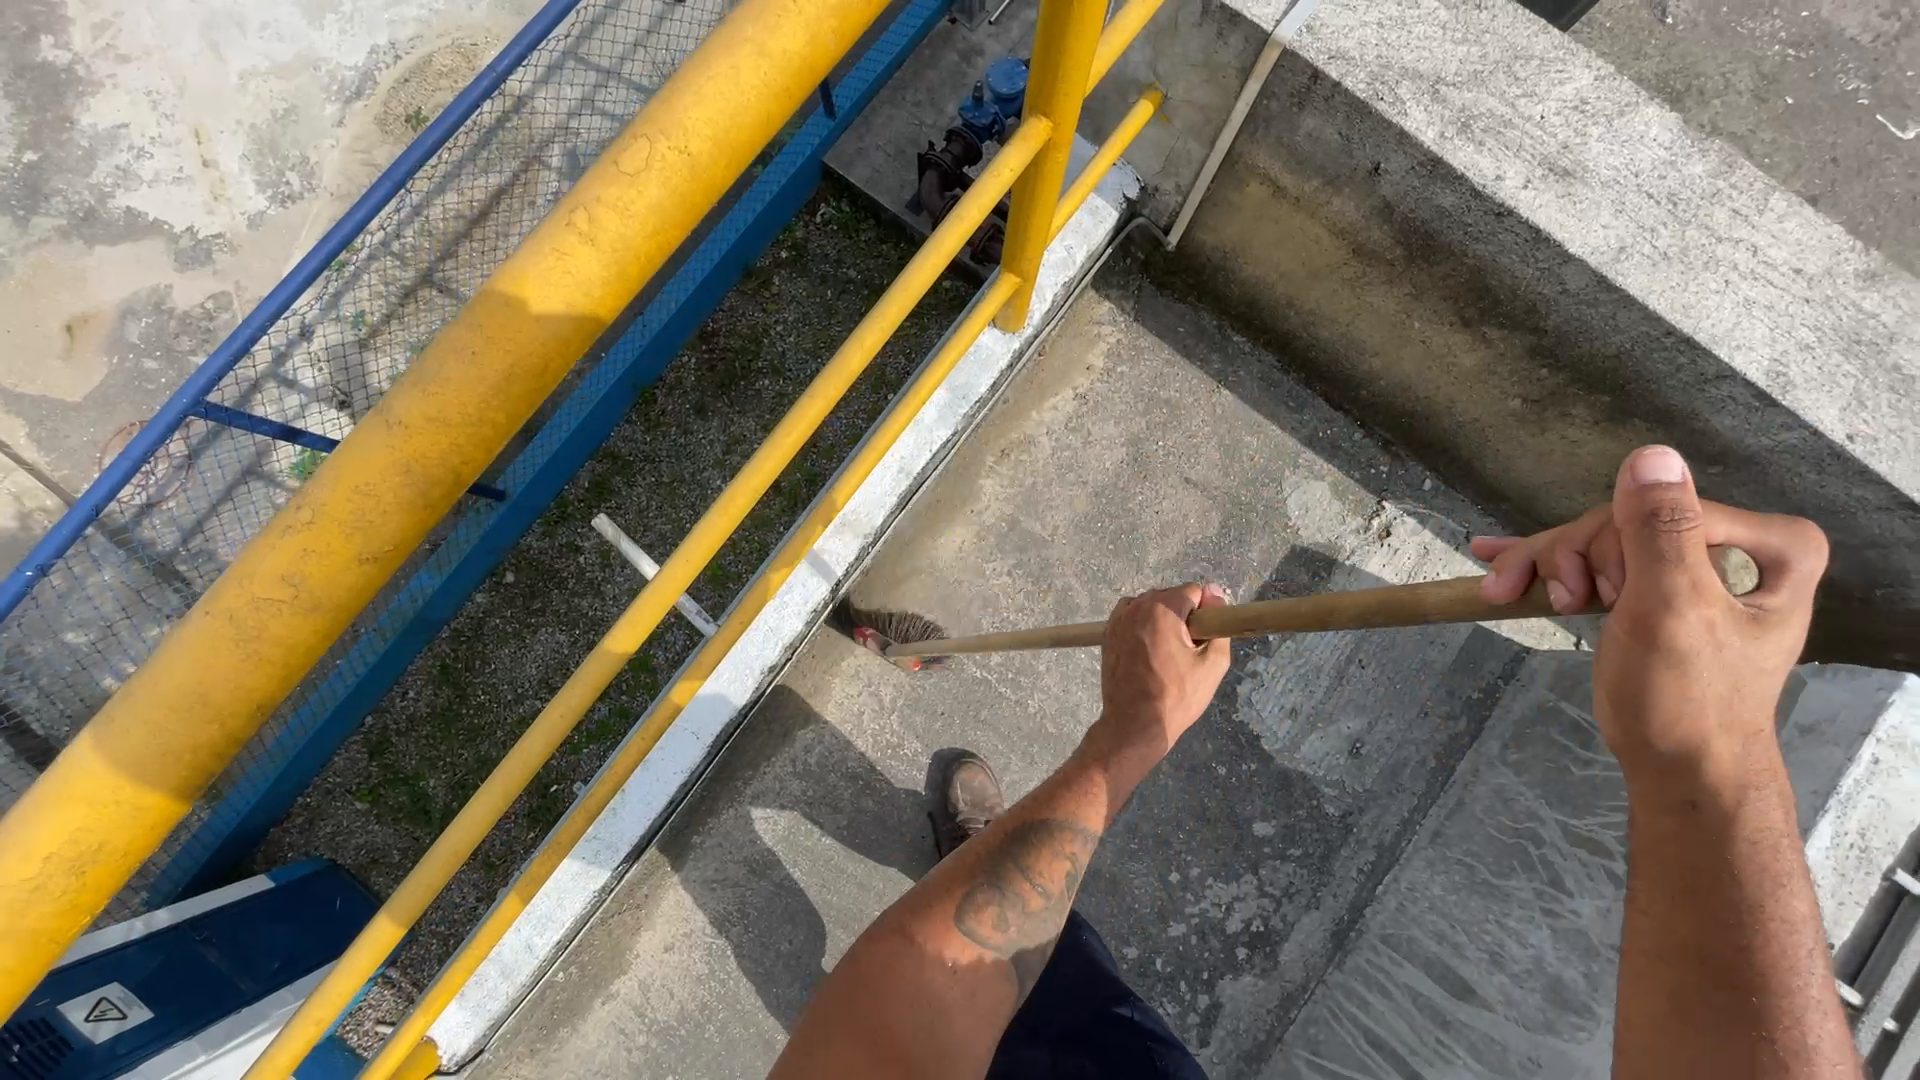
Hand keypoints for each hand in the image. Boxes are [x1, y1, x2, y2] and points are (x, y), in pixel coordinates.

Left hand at [1090, 583, 1231, 763]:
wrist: (1134, 724)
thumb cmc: (1177, 696)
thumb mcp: (1212, 664)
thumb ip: (1218, 625)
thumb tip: (1215, 594)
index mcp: (1162, 608)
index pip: (1193, 592)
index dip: (1205, 613)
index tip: (1203, 639)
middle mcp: (1135, 607)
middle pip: (1169, 596)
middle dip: (1183, 616)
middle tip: (1187, 650)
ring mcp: (1117, 619)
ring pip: (1149, 606)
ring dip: (1161, 620)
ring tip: (1167, 652)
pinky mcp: (1107, 634)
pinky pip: (1131, 618)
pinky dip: (1142, 626)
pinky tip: (1148, 652)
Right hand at [1471, 446, 1827, 779]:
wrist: (1676, 761)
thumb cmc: (1685, 695)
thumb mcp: (1671, 608)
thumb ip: (1661, 531)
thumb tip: (1650, 455)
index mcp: (1769, 543)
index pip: (1652, 509)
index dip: (1606, 547)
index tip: (1590, 596)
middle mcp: (1731, 546)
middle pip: (1617, 524)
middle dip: (1571, 560)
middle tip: (1561, 604)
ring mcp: (1686, 570)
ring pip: (1592, 541)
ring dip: (1545, 566)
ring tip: (1507, 594)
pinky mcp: (1649, 593)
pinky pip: (1589, 562)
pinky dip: (1539, 565)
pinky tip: (1496, 559)